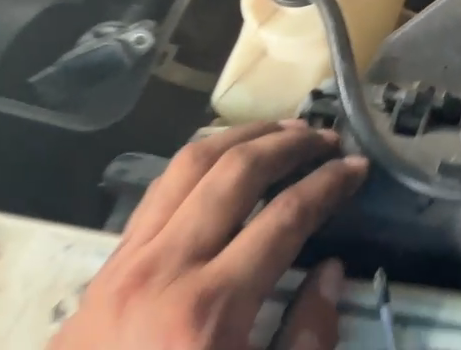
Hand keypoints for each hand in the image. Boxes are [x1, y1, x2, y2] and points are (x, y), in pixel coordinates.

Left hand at [53, 121, 368, 349]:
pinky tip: (226, 165)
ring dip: (243, 138)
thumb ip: (308, 338)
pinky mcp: (102, 273)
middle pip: (237, 171)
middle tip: (328, 139)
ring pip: (189, 166)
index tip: (358, 168)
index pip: (287, 215)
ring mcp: (126, 266)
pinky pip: (158, 194)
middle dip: (291, 144)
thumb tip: (329, 271)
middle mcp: (165, 270)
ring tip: (282, 132)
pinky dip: (201, 164)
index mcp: (209, 310)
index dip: (331, 184)